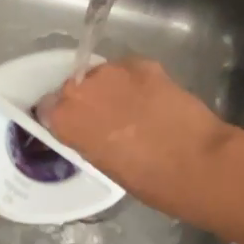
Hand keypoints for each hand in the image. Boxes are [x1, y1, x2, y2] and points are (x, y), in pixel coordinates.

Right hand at [40, 58, 238, 210]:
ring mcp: (114, 71)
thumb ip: (85, 139)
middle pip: (73, 88)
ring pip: (101, 76)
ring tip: (130, 110)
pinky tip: (150, 101)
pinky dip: (134, 83)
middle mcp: (82, 88)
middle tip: (103, 122)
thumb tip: (90, 131)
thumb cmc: (147, 180)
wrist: (196, 161)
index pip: (47, 109)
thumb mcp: (102, 165)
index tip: (73, 130)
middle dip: (84, 101)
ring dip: (109, 89)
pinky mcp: (145, 64)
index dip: (60, 119)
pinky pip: (128, 72)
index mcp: (65, 118)